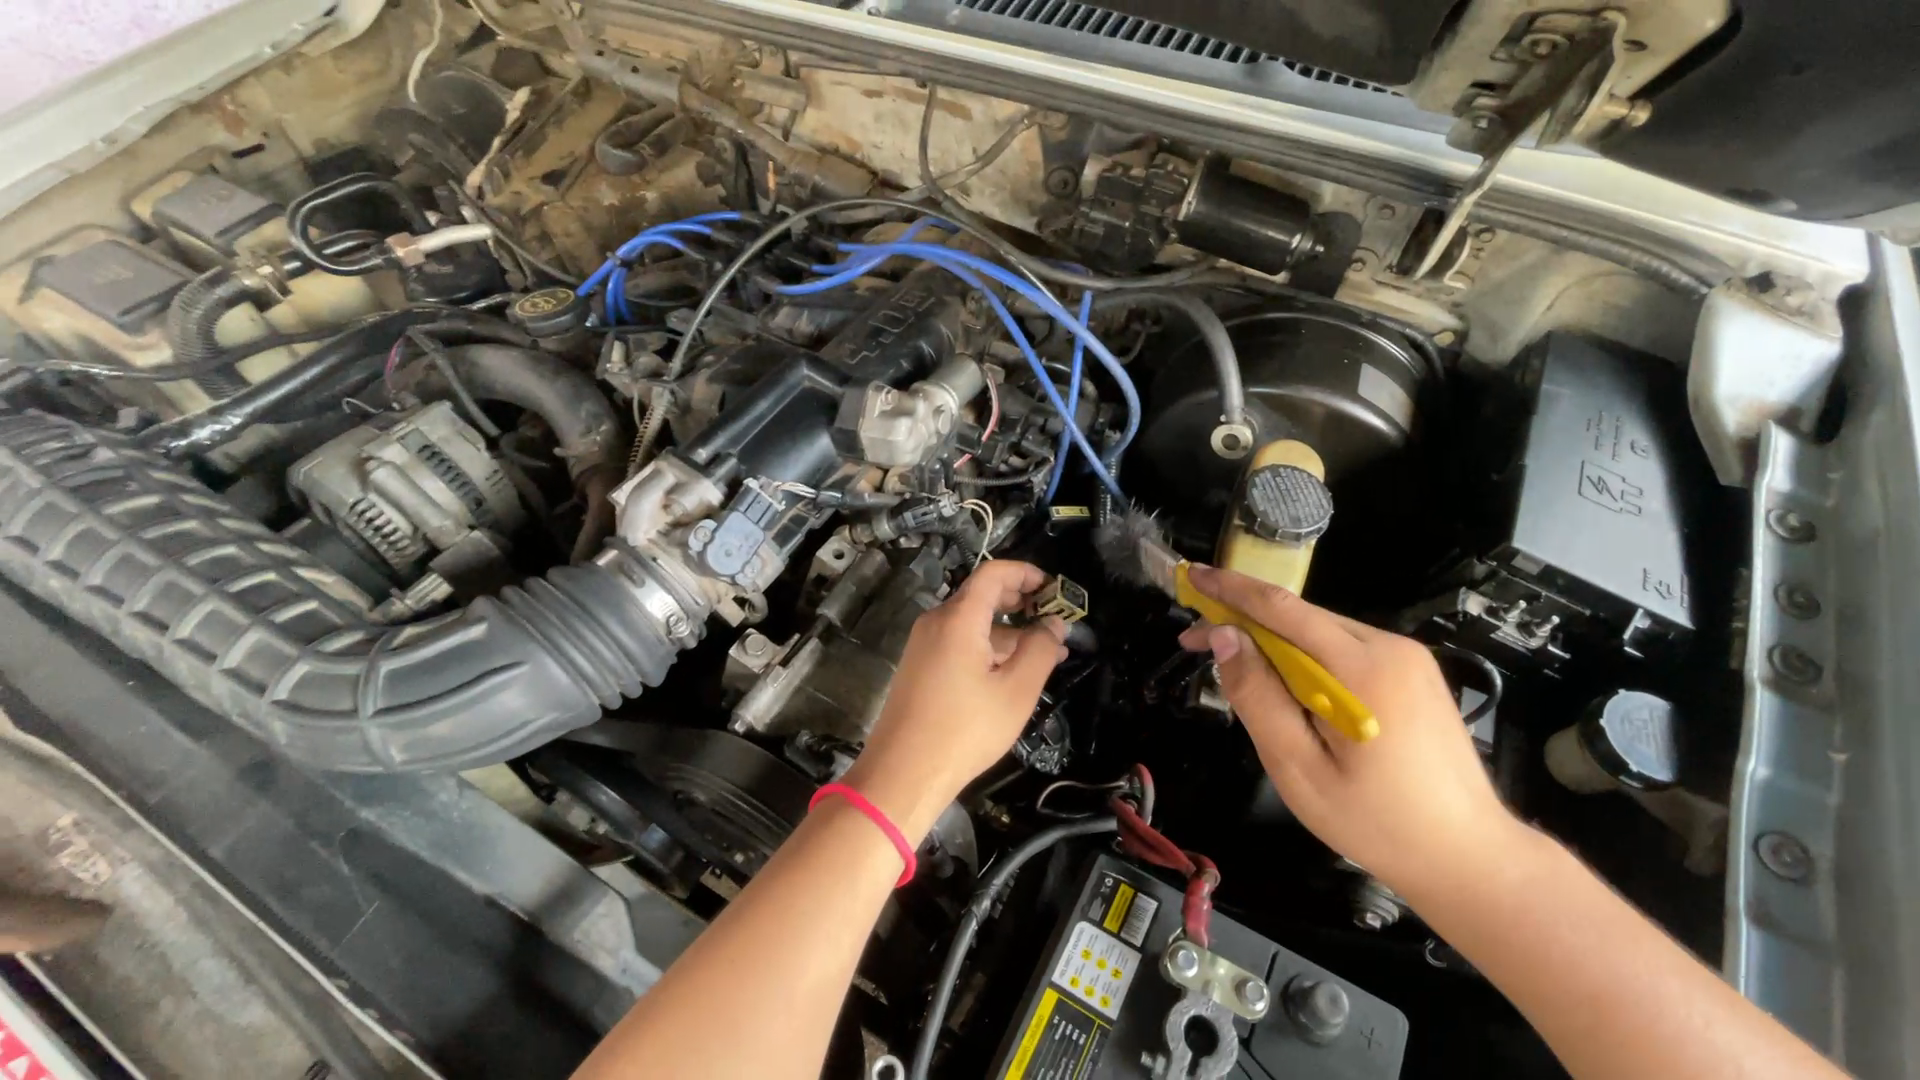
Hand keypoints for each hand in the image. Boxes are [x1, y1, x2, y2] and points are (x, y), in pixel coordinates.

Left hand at [845, 560, 1067, 840]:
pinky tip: (1012, 672)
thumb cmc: (965, 730)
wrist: (903, 773)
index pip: (993, 573)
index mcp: (958, 619)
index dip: (1025, 573)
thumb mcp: (1016, 691)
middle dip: (1020, 601)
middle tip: (1053, 618)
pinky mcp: (919, 667)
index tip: (1053, 588)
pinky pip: (959, 643)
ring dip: (1008, 630)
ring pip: (972, 623)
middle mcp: (936, 622)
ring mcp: (923, 645)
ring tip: (1046, 653)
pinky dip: (988, 648)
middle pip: (981, 595)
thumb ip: (1040, 650)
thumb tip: (1054, 623)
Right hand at [1178, 564, 1520, 896]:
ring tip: (1236, 670)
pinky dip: (1306, 657)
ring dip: (1274, 641)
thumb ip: (1258, 696)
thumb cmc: (1375, 821)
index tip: (1191, 577)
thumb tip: (1223, 636)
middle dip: (1243, 620)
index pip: (1283, 609)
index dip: (1231, 590)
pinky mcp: (1414, 674)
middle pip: (1301, 617)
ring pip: (1322, 632)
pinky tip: (1287, 687)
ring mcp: (1408, 659)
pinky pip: (1345, 649)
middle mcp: (1390, 648)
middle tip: (1193, 643)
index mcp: (1363, 668)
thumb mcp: (1298, 766)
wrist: (1468, 855)